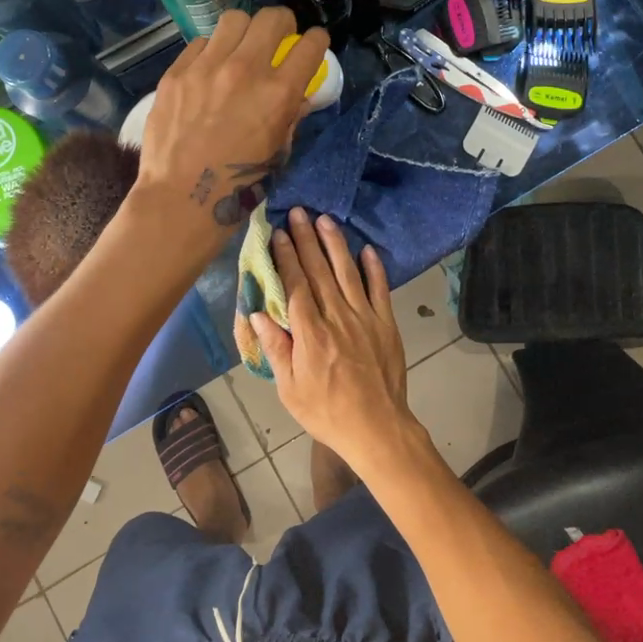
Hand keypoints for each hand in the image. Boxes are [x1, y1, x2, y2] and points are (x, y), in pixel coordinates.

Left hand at [137, 8, 327, 237]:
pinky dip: (211, 51)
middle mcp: (245, 70)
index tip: (312, 44)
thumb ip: (290, 117)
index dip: (316, 41)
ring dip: (244, 31)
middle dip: (282, 24)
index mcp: (278, 94)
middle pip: (272, 18)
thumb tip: (298, 96)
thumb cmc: (237, 187)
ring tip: (240, 48)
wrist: (180, 199)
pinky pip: (201, 43)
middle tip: (278, 37)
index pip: (310, 45)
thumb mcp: (277, 154)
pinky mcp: (176, 73)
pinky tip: (209, 70)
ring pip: (234, 19)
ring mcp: (207, 68)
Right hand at [248, 209, 421, 470]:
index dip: (286, 257)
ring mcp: (365, 318)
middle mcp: (337, 318)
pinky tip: (366, 250)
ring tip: (325, 219)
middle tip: (297, 212)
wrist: (377, 428)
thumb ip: (276, 348)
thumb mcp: (289, 389)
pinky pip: (380, 289)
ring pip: (348, 272)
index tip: (278, 234)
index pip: (295, 285)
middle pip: (319, 271)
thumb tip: (256, 314)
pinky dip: (374, 268)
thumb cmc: (326, 412)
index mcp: (310, 333)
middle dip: (306, 239)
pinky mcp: (386, 324)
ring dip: (335, 244)